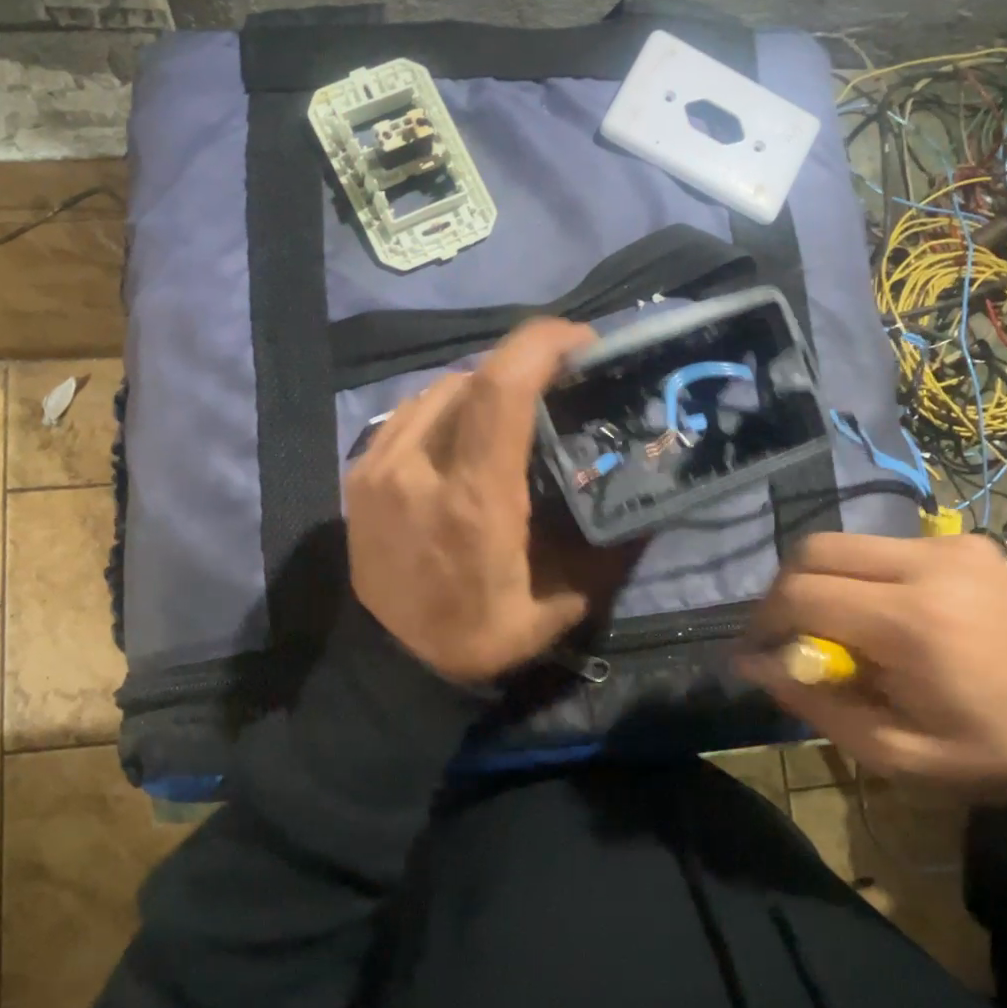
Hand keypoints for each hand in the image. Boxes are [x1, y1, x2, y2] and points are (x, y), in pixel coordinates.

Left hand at [346, 318, 610, 681]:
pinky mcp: (358, 474)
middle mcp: (418, 470)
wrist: (392, 665)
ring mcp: (379, 468)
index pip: (501, 389)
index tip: (581, 342)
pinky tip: (463, 433)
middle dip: (520, 369)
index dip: (542, 345)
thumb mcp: (557, 607)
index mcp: (474, 501)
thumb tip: (648, 505)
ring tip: (513, 408)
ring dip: (482, 387)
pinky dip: (443, 409)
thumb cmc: (478, 638)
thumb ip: (605, 551)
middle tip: (557, 385)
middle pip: (472, 379)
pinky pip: (407, 414)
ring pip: (437, 391)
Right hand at [736, 533, 1006, 793]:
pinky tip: (879, 616)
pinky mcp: (968, 544)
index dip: (763, 622)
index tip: (756, 653)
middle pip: (815, 550)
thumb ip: (816, 702)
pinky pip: (886, 548)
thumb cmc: (987, 757)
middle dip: (784, 592)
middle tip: (786, 636)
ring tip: (833, 629)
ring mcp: (953, 547)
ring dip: (822, 580)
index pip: (801, 593)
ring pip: (846, 542)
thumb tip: (753, 663)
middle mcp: (931, 565)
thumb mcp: (893, 752)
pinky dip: (862, 575)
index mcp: (913, 622)